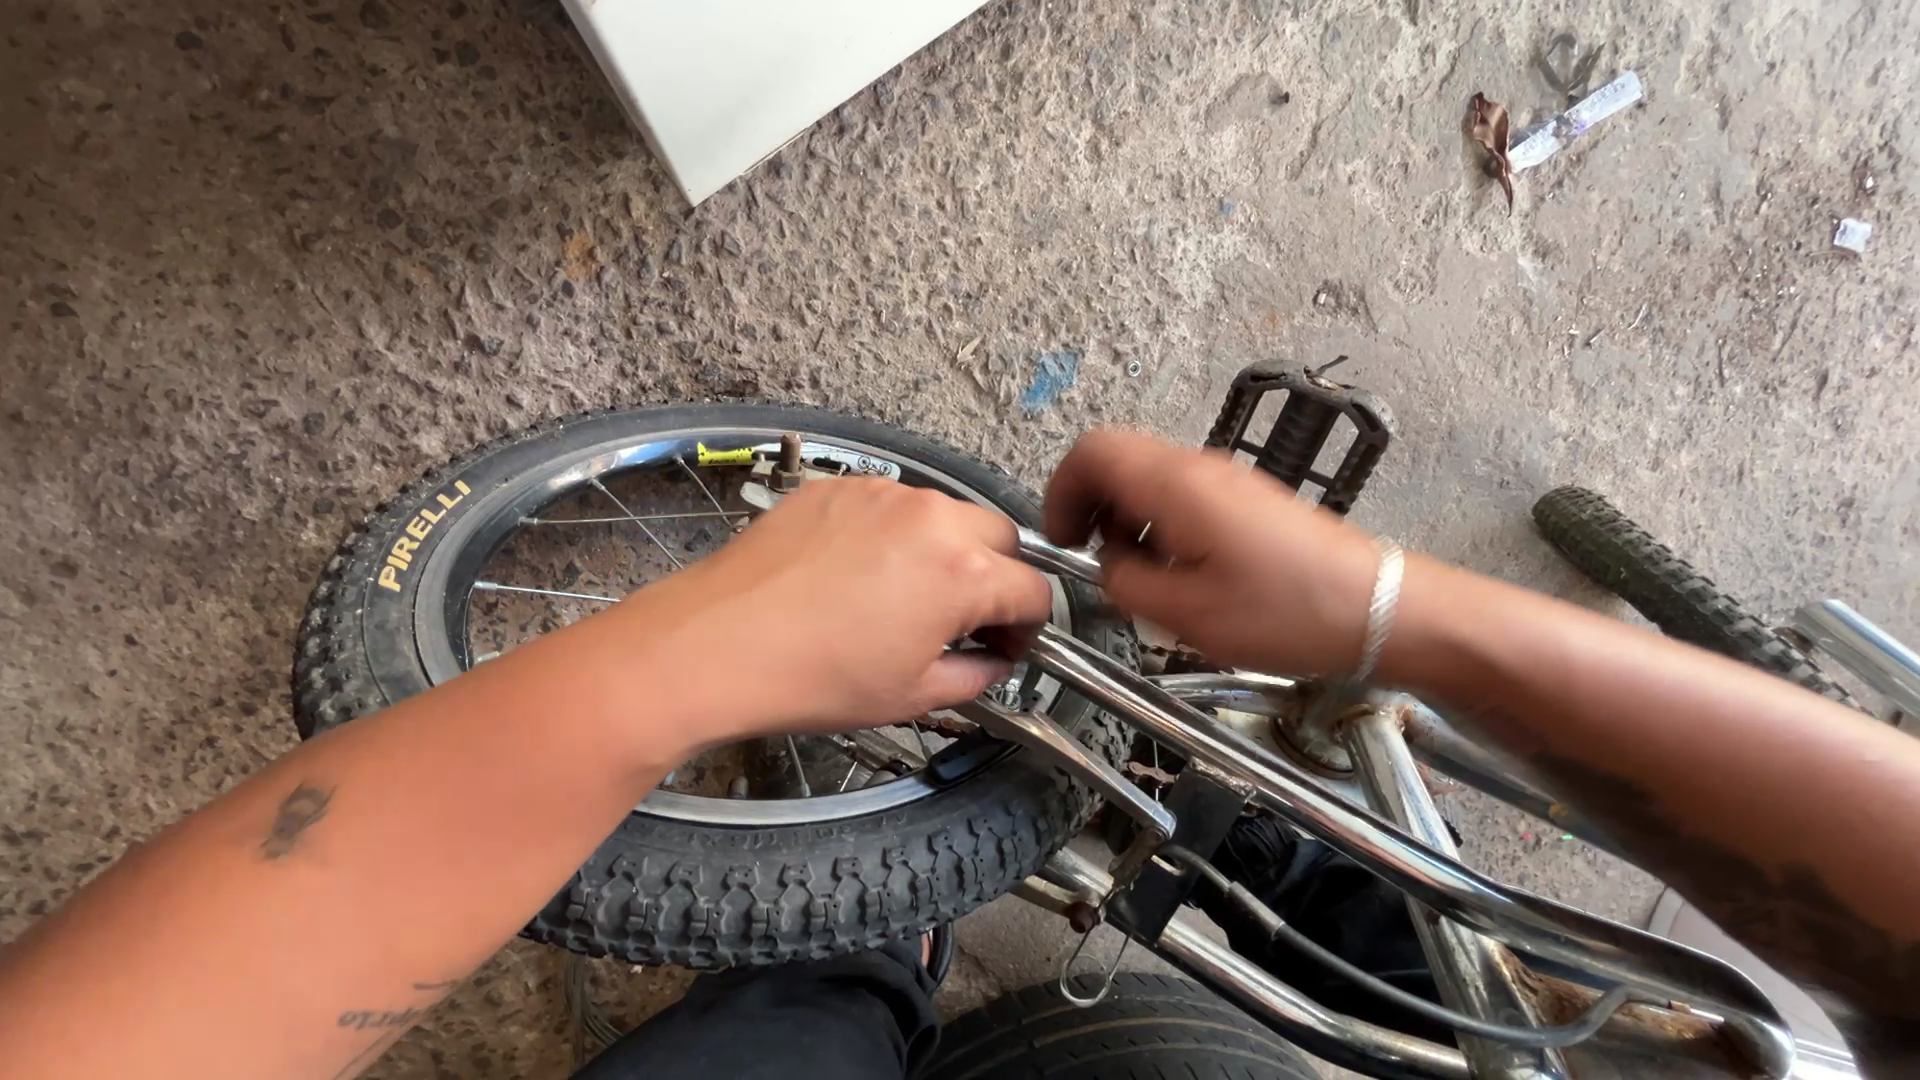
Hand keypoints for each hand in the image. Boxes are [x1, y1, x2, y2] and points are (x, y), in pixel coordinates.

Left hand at [606, 477, 1052, 743]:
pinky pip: (891, 503)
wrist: (716, 643)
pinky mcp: (840, 483)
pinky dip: (895, 532)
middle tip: (958, 617)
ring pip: (946, 513)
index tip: (1001, 647)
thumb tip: (993, 658)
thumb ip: (977, 674)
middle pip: (1000, 537)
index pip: (1034, 591)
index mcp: (964, 573)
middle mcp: (934, 517)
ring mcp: (883, 492)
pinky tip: (856, 569)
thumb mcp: (913, 695)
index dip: (1028, 627)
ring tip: (900, 592)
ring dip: (946, 550)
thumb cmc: (819, 679)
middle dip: (995, 577)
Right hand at [1044, 430, 1381, 676]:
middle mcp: (1199, 468)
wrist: (1378, 609)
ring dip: (1123, 518)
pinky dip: (1156, 523)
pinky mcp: (1242, 498)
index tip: (1060, 537)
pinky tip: (1176, 569)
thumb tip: (1107, 564)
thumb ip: (1123, 581)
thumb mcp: (1185, 613)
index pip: (1092, 452)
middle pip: (1115, 459)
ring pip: (1145, 477)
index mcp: (1175, 486)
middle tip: (1092, 556)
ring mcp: (1224, 479)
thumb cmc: (1288, 612)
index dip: (1061, 491)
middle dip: (1089, 505)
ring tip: (1137, 571)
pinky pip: (1178, 494)